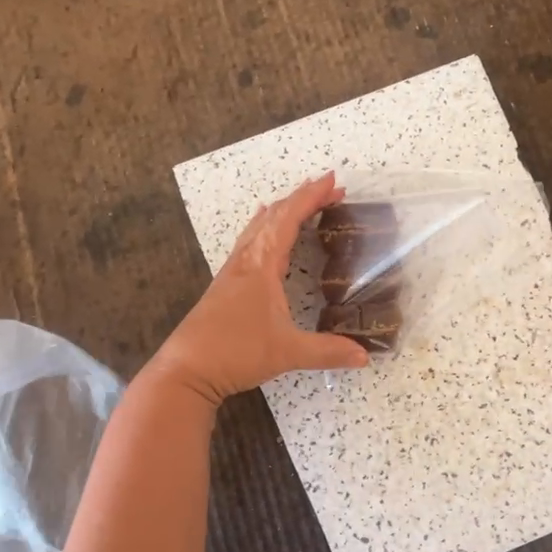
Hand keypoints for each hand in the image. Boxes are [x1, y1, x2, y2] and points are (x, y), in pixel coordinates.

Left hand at [148, 173, 369, 405]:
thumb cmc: (235, 353)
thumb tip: (365, 356)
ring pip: (259, 227)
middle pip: (275, 216)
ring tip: (300, 199)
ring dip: (282, 209)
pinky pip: (248, 241)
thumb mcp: (287, 353)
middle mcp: (246, 261)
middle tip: (330, 188)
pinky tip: (262, 229)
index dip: (312, 197)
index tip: (334, 180)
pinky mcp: (225, 284)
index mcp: (262, 266)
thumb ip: (328, 351)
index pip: (290, 219)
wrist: (185, 371)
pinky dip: (263, 226)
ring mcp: (233, 271)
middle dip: (303, 198)